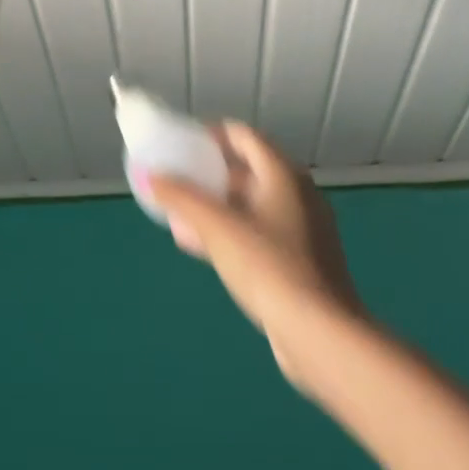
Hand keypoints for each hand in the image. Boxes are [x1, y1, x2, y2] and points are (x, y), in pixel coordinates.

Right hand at [147, 123, 361, 381]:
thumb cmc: (268, 266)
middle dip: (209, 174)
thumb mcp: (215, 226)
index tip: (180, 146)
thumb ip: (180, 196)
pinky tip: (201, 248)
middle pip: (248, 170)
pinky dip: (231, 232)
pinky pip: (260, 233)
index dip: (210, 135)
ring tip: (181, 216)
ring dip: (217, 206)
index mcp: (283, 175)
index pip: (243, 136)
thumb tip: (150, 175)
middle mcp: (299, 195)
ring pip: (252, 205)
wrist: (319, 334)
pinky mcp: (302, 263)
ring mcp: (304, 231)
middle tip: (176, 182)